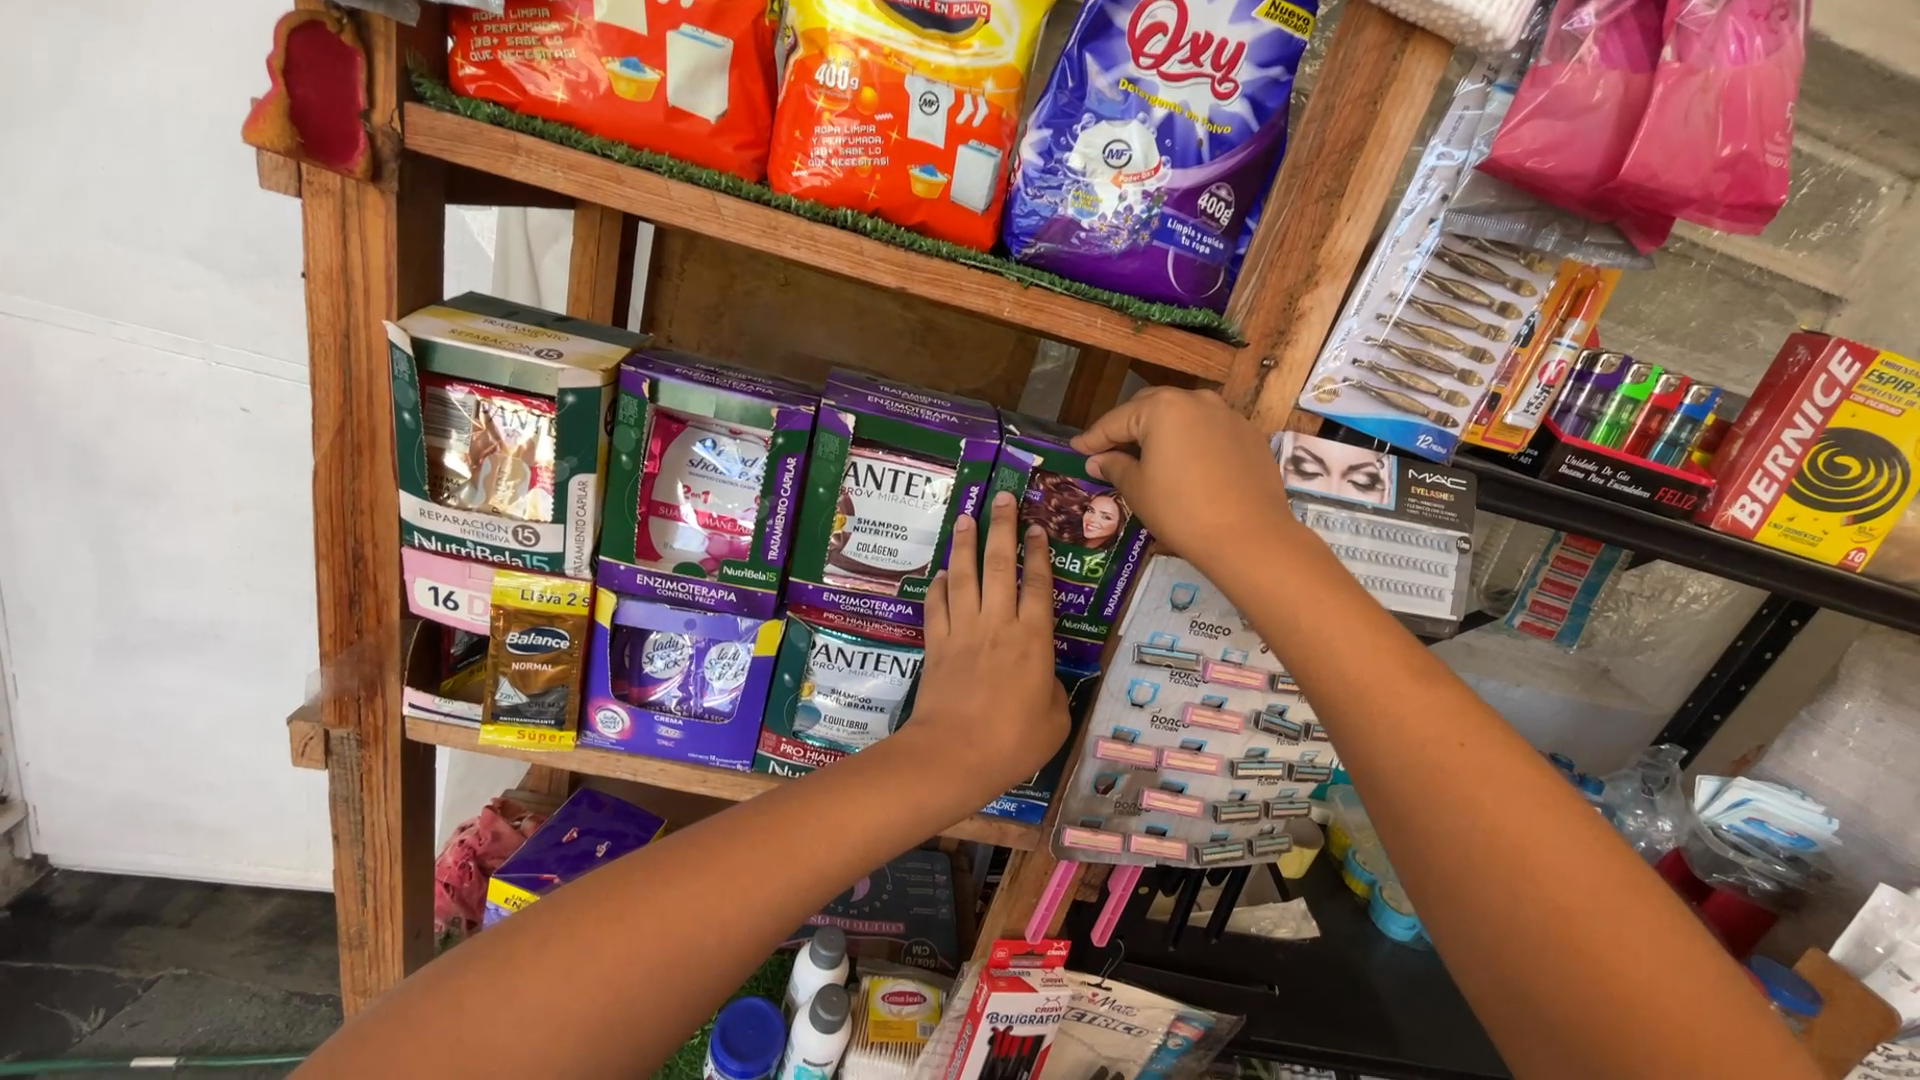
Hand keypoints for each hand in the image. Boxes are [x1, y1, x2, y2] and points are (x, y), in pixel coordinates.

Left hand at [914, 490, 1069, 792]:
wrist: (955, 754)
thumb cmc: (1013, 742)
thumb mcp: (1055, 721)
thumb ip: (1055, 692)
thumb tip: (1047, 680)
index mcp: (1033, 639)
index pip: (1037, 584)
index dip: (1039, 553)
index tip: (1038, 528)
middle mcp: (997, 624)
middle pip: (999, 565)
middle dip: (1002, 528)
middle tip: (1002, 498)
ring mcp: (962, 631)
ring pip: (963, 576)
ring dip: (965, 544)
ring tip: (966, 517)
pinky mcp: (936, 645)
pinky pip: (936, 606)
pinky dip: (938, 586)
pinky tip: (941, 574)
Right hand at [1072, 388, 1295, 573]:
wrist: (1249, 536)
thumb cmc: (1181, 511)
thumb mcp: (1138, 489)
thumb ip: (1115, 466)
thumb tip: (1098, 460)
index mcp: (1162, 408)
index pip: (1116, 421)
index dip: (1093, 438)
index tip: (1077, 448)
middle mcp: (1196, 400)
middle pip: (1150, 408)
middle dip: (1128, 428)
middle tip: (1109, 451)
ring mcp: (1228, 415)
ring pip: (1183, 416)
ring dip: (1161, 432)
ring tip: (1147, 456)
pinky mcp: (1249, 435)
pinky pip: (1210, 431)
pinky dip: (1191, 442)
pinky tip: (1185, 466)